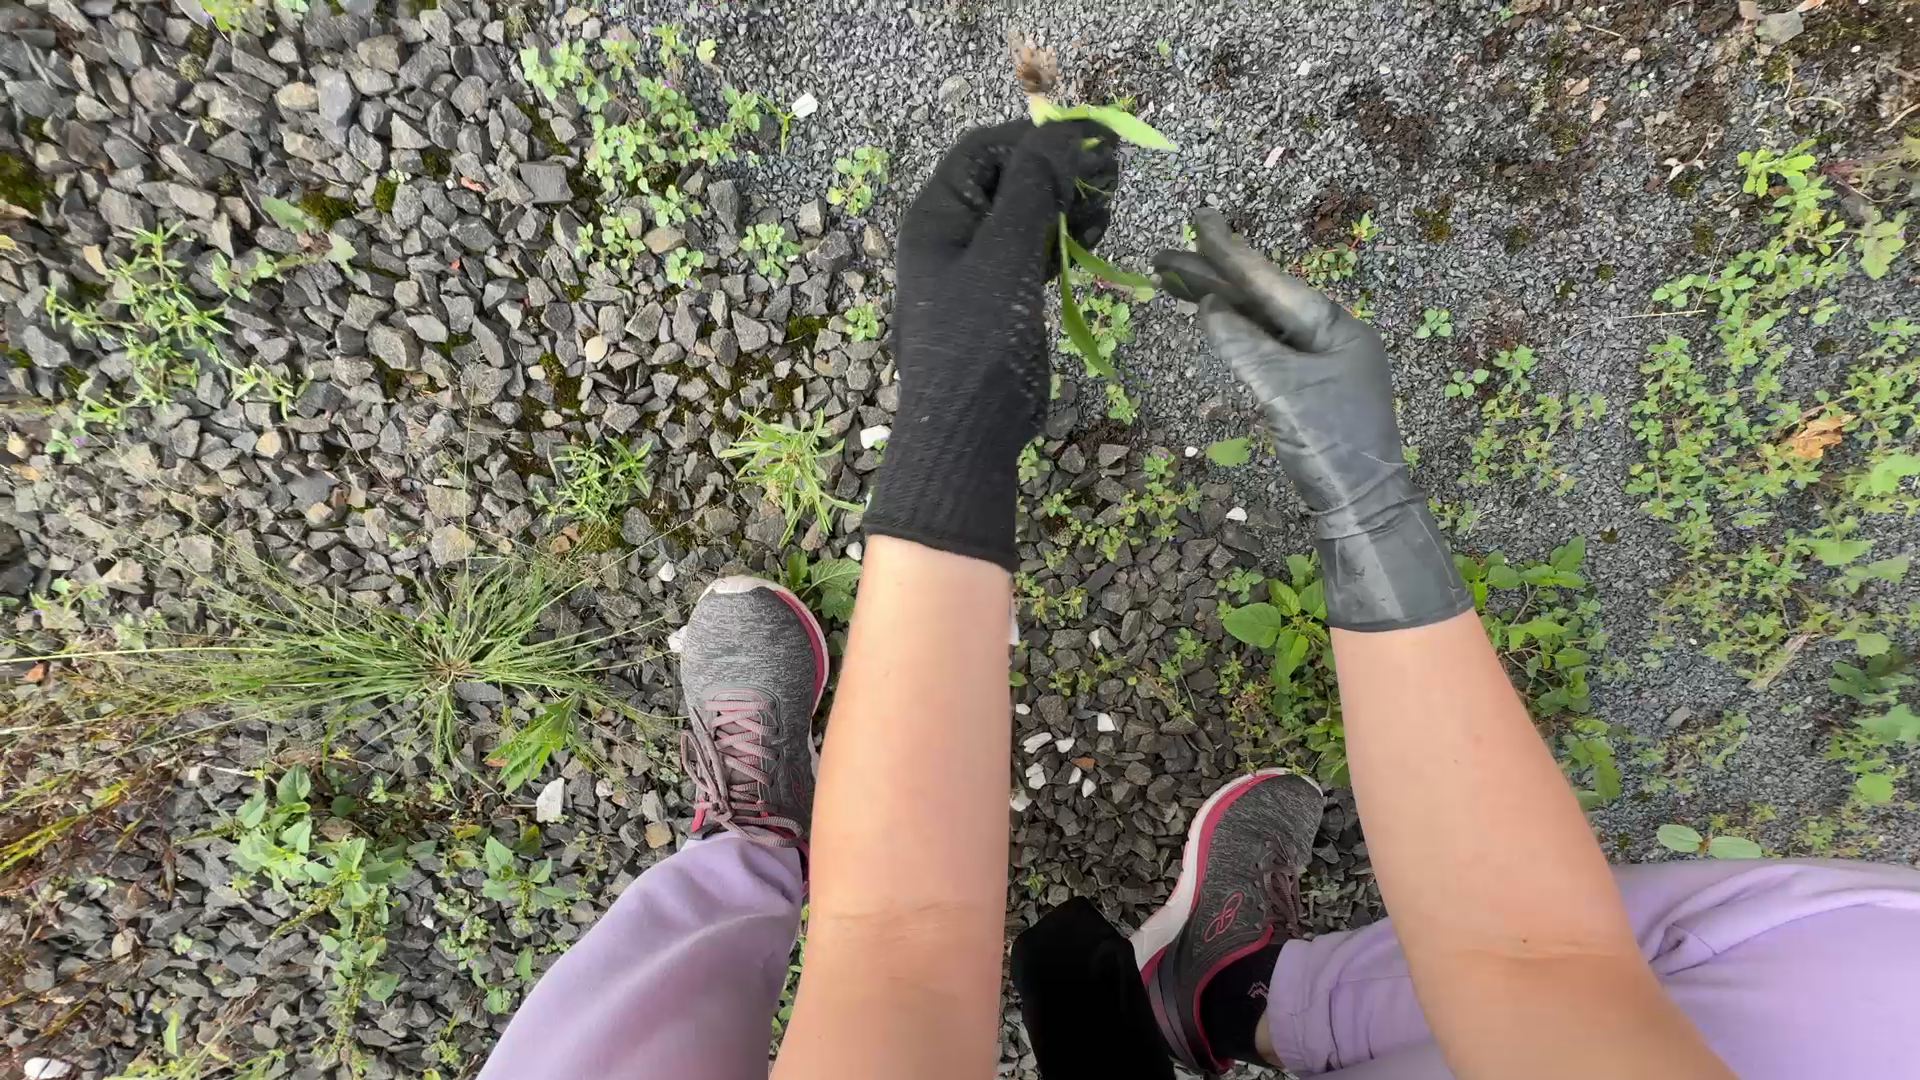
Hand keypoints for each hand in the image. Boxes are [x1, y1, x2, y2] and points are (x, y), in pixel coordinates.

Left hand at [863, 120, 1116, 570]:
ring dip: (1067, 204)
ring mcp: (979, 271)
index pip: (986, 151)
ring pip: (1027, 216)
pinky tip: (1091, 239)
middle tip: (1111, 174)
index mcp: (939, 216)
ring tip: (1105, 209)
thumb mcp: (1003, 256)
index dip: (1037, 138)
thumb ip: (1032, 190)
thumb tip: (1063, 132)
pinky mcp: (1004, 300)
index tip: (1092, 140)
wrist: (968, 429)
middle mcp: (954, 236)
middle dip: (1059, 170)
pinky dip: (1063, 241)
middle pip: (1010, 180)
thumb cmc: (977, 340)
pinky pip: (1034, 253)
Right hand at [1155, 209, 1470, 631]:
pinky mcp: (1300, 385)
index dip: (1232, 253)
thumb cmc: (1333, 444)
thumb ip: (1246, 348)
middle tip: (1164, 256)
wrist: (1361, 500)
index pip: (1272, 283)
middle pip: (1261, 298)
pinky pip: (1261, 347)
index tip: (1198, 220)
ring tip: (1174, 281)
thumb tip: (1208, 308)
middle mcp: (1324, 334)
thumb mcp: (1286, 393)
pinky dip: (1233, 333)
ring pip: (1258, 322)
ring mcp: (1313, 360)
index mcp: (1333, 326)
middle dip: (1213, 276)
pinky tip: (1211, 318)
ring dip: (1218, 301)